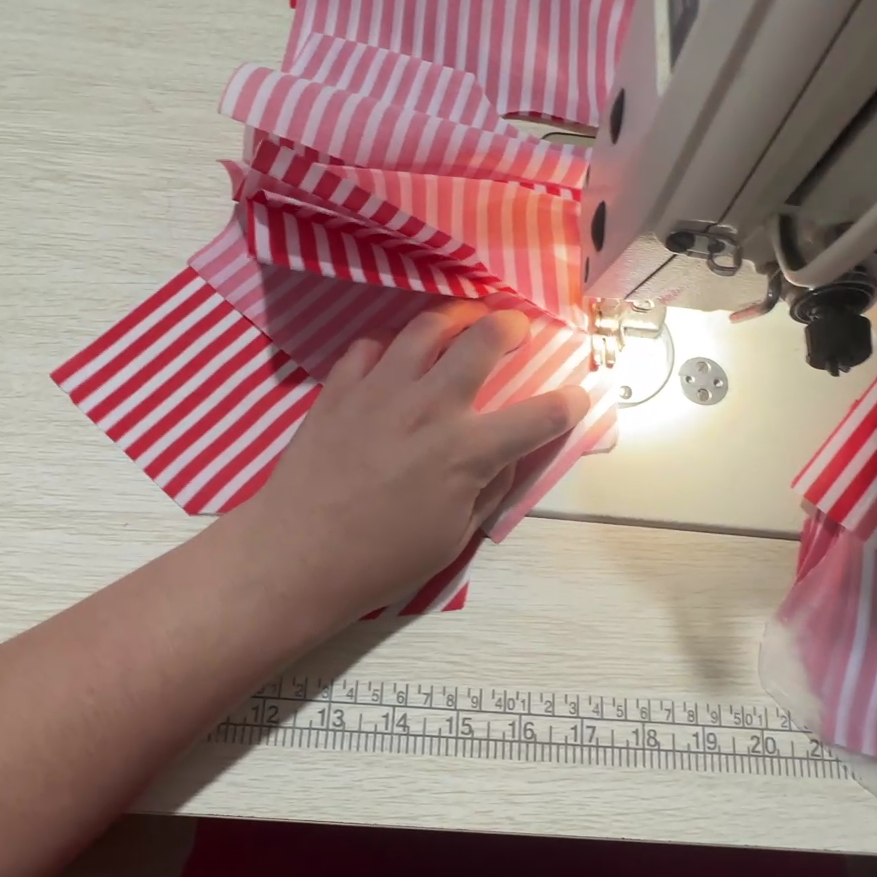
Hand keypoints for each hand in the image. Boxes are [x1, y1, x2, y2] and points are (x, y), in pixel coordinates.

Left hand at [230, 301, 587, 624]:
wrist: (298, 554)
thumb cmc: (382, 559)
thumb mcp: (454, 537)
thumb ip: (489, 489)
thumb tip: (509, 457)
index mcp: (468, 450)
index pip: (539, 416)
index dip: (569, 403)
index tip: (578, 395)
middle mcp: (430, 405)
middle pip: (484, 340)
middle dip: (512, 325)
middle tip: (516, 326)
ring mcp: (381, 389)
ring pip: (426, 326)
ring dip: (454, 317)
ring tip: (462, 321)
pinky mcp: (340, 387)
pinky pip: (370, 346)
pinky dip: (390, 346)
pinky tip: (392, 358)